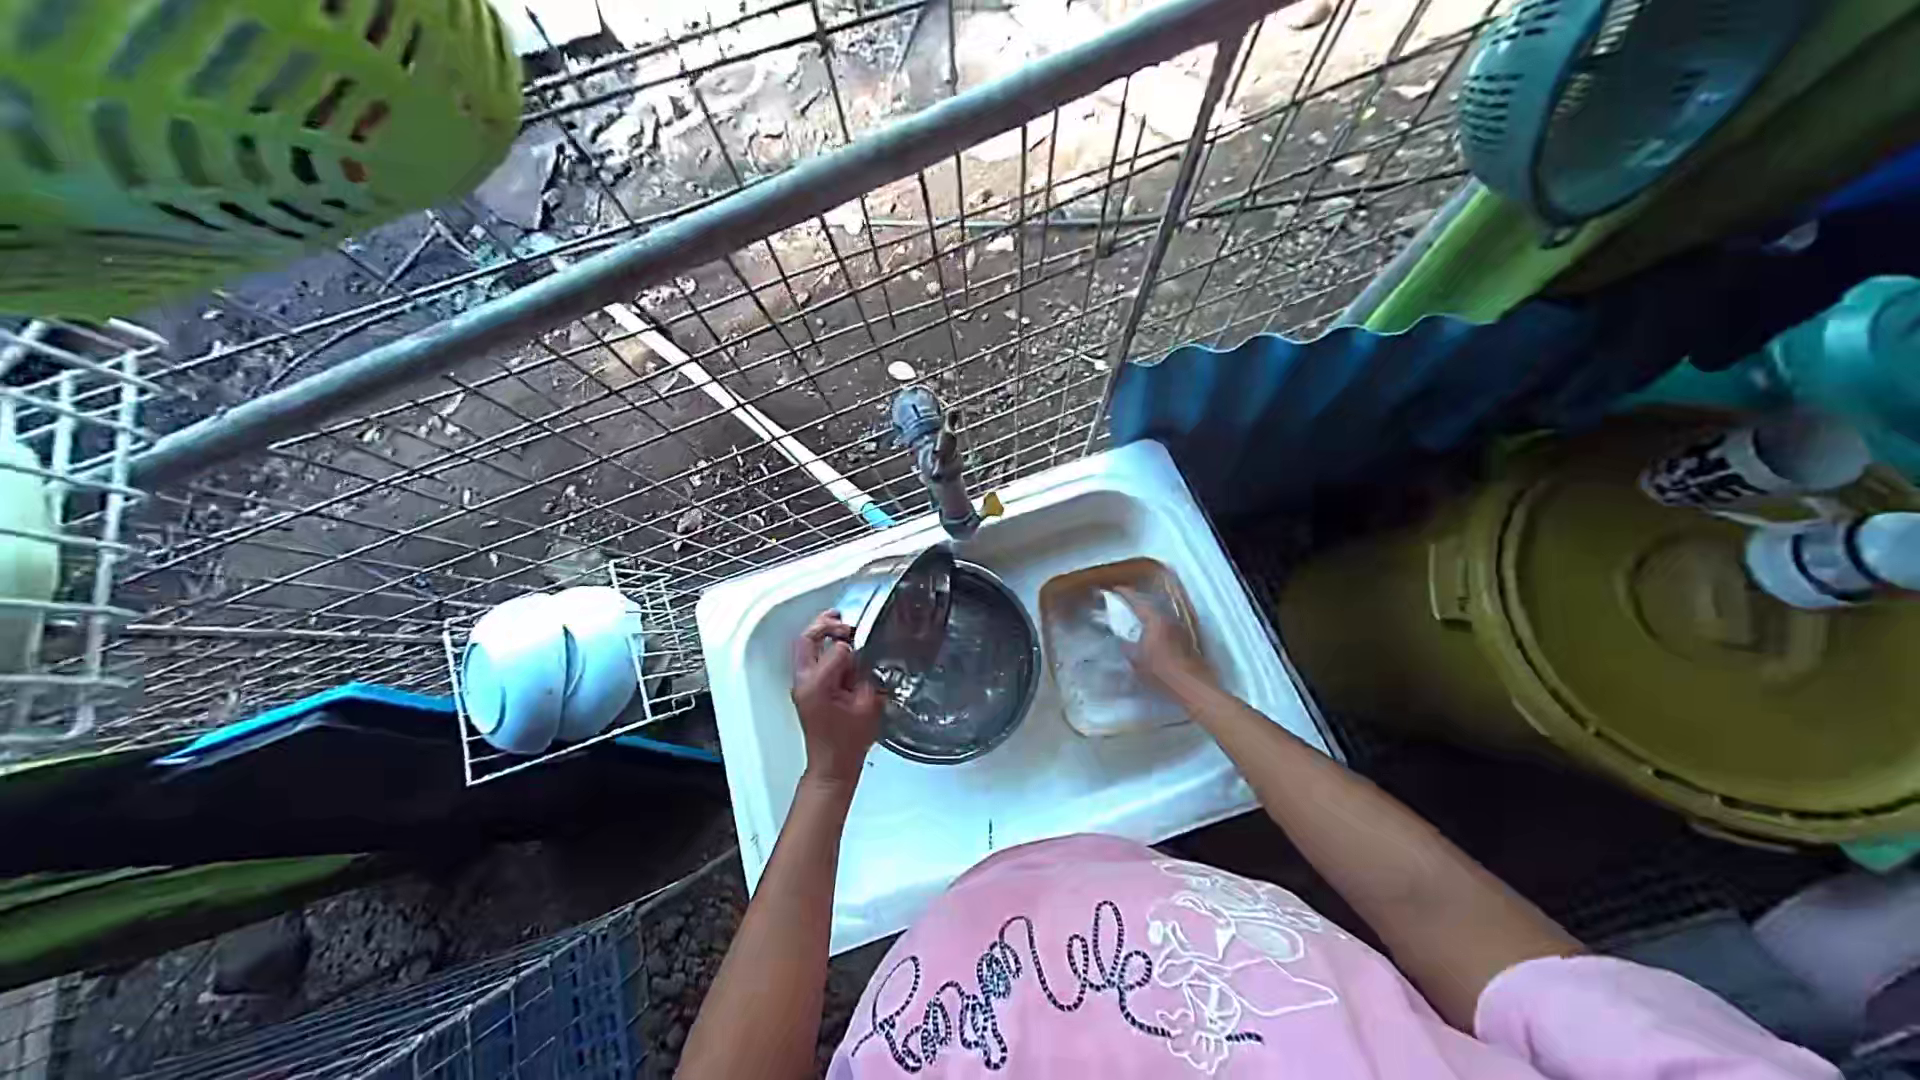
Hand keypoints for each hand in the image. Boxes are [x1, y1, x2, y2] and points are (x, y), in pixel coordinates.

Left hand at [791, 611, 883, 787]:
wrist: (832, 767)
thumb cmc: (848, 743)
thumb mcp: (868, 705)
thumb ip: (866, 676)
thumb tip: (864, 657)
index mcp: (817, 683)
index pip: (836, 648)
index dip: (853, 644)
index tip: (864, 644)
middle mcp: (804, 682)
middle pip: (807, 640)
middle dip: (824, 624)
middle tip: (841, 617)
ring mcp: (802, 687)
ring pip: (806, 649)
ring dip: (822, 635)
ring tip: (839, 625)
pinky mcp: (806, 692)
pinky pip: (811, 661)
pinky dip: (824, 650)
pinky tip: (841, 650)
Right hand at [1116, 587, 1213, 695]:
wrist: (1191, 686)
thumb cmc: (1160, 671)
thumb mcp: (1136, 661)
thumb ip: (1127, 648)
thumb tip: (1123, 643)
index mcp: (1155, 620)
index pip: (1138, 602)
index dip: (1126, 594)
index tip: (1116, 589)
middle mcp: (1169, 620)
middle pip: (1151, 606)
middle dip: (1138, 603)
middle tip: (1125, 602)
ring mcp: (1180, 629)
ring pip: (1160, 616)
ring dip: (1148, 615)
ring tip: (1136, 618)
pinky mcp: (1186, 640)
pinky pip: (1167, 627)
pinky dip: (1156, 626)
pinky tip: (1151, 635)